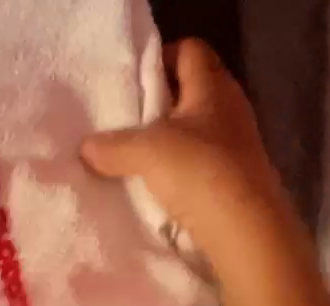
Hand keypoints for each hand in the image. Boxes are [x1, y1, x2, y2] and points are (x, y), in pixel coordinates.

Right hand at [81, 39, 291, 260]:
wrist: (243, 229)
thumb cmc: (200, 172)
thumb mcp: (148, 152)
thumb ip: (114, 146)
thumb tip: (86, 148)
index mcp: (212, 87)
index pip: (189, 51)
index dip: (161, 58)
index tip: (132, 83)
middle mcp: (229, 108)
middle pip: (191, 91)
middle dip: (159, 104)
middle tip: (126, 122)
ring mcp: (234, 145)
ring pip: (194, 131)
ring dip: (167, 142)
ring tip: (135, 158)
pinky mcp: (233, 178)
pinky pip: (199, 163)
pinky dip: (178, 171)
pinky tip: (156, 187)